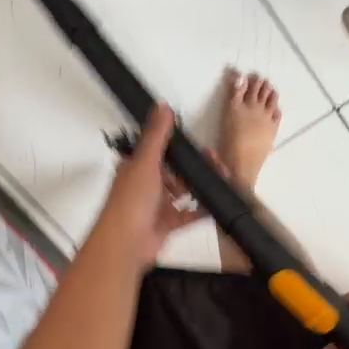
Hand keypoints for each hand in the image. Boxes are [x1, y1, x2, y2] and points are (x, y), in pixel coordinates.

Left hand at [86, 104, 204, 270]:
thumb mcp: (145, 161)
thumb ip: (157, 135)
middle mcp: (146, 184)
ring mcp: (157, 205)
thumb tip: (163, 105)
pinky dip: (202, 209)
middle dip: (195, 166)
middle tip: (216, 162)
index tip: (200, 144)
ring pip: (183, 191)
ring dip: (200, 185)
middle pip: (174, 170)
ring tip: (222, 178)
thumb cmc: (132, 199)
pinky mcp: (168, 224)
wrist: (126, 243)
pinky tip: (217, 202)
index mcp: (137, 167)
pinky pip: (188, 214)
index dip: (179, 146)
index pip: (159, 150)